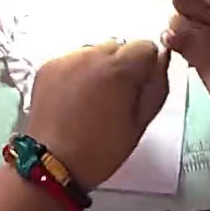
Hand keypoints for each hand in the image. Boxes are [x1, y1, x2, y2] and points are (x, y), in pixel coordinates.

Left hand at [24, 41, 170, 189]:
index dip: (146, 66)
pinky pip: (72, 60)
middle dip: (122, 66)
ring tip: (92, 99)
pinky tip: (74, 99)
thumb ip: (157, 86)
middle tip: (115, 98)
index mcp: (118, 69)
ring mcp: (67, 60)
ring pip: (94, 51)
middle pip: (119, 46)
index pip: (146, 46)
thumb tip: (162, 60)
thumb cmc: (100, 150)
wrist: (52, 165)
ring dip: (99, 68)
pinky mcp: (48, 66)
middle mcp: (91, 56)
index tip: (138, 86)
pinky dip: (77, 73)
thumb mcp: (140, 123)